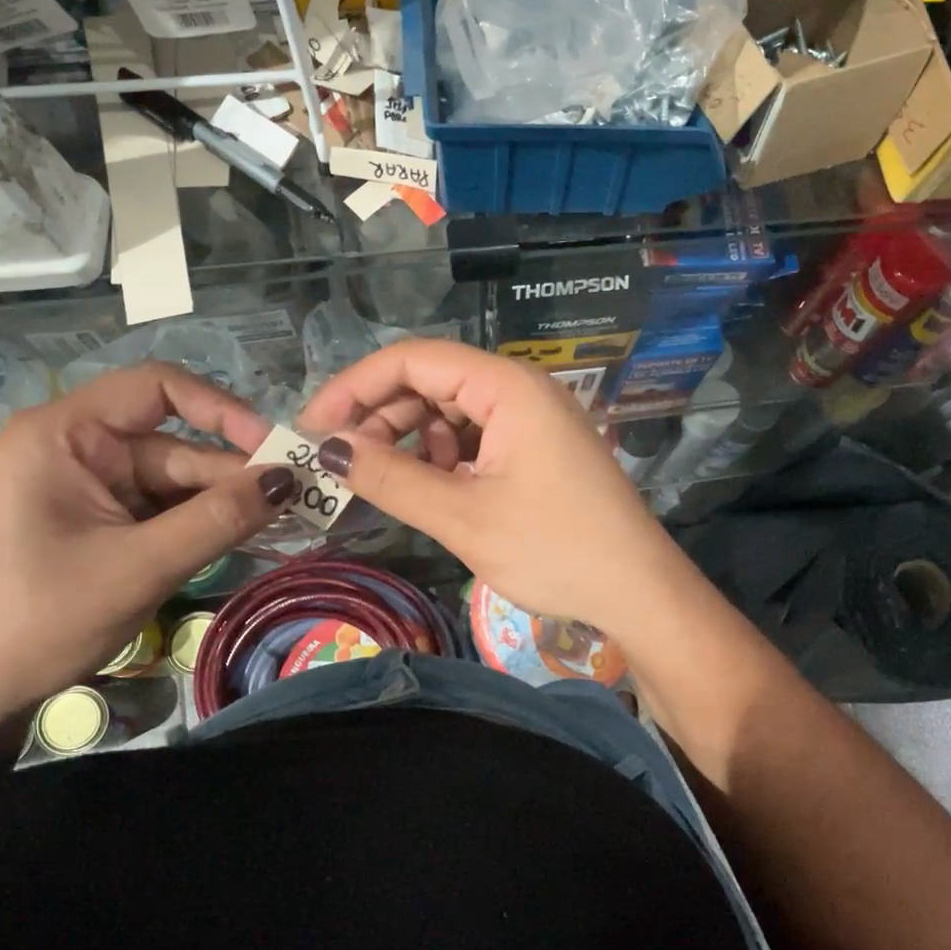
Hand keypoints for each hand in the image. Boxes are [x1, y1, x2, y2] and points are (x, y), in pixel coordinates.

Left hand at [0, 363, 300, 713]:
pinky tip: (240, 538)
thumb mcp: (140, 567)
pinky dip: (201, 524)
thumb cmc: (40, 619)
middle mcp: (76, 447)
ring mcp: (88, 487)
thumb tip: (291, 480)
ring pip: (176, 481)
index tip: (275, 450)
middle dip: (234, 474)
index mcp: (64, 435)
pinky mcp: (98, 521)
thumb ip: (219, 519)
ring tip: (281, 526)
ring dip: (223, 504)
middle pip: (176, 444)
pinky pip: (162, 509)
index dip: (223, 411)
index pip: (159, 388)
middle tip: (298, 506)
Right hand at [297, 340, 687, 633]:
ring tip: (387, 482)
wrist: (636, 590)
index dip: (354, 386)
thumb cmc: (553, 549)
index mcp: (509, 387)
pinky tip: (433, 489)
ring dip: (412, 440)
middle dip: (381, 417)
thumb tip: (328, 449)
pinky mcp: (541, 450)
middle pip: (433, 382)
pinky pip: (479, 437)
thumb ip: (391, 478)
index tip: (313, 428)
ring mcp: (536, 420)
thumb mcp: (463, 516)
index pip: (414, 358)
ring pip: (453, 412)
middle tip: (342, 464)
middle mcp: (523, 390)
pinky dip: (446, 458)